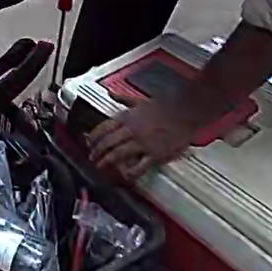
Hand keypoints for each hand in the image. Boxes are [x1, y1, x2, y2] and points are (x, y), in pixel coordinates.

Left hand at [87, 93, 207, 179]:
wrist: (183, 113)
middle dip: (97, 151)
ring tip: (101, 166)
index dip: (93, 137)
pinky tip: (125, 176)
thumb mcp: (138, 100)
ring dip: (107, 161)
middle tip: (92, 157)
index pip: (103, 129)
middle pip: (107, 143)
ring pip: (118, 154)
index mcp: (125, 118)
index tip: (88, 142)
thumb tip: (110, 94)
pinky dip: (132, 171)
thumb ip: (122, 98)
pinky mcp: (155, 154)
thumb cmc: (163, 107)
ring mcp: (142, 143)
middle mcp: (130, 131)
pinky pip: (141, 165)